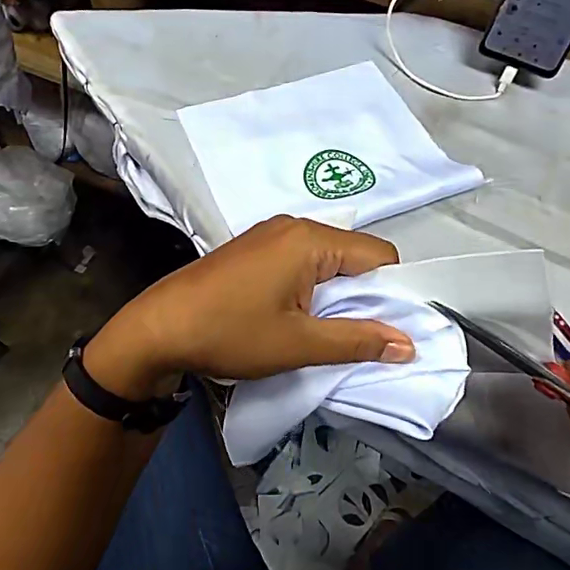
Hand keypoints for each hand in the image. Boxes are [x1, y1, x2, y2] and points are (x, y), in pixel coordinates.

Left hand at [83, 216, 414, 399]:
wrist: (160, 327)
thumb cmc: (230, 332)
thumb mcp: (299, 344)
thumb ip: (357, 340)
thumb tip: (409, 343)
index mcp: (310, 239)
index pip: (380, 256)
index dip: (393, 293)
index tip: (387, 331)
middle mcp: (294, 225)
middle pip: (354, 255)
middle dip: (364, 295)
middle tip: (356, 338)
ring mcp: (271, 233)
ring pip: (328, 259)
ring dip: (335, 294)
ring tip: (323, 331)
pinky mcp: (255, 247)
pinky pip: (302, 260)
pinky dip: (311, 286)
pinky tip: (297, 315)